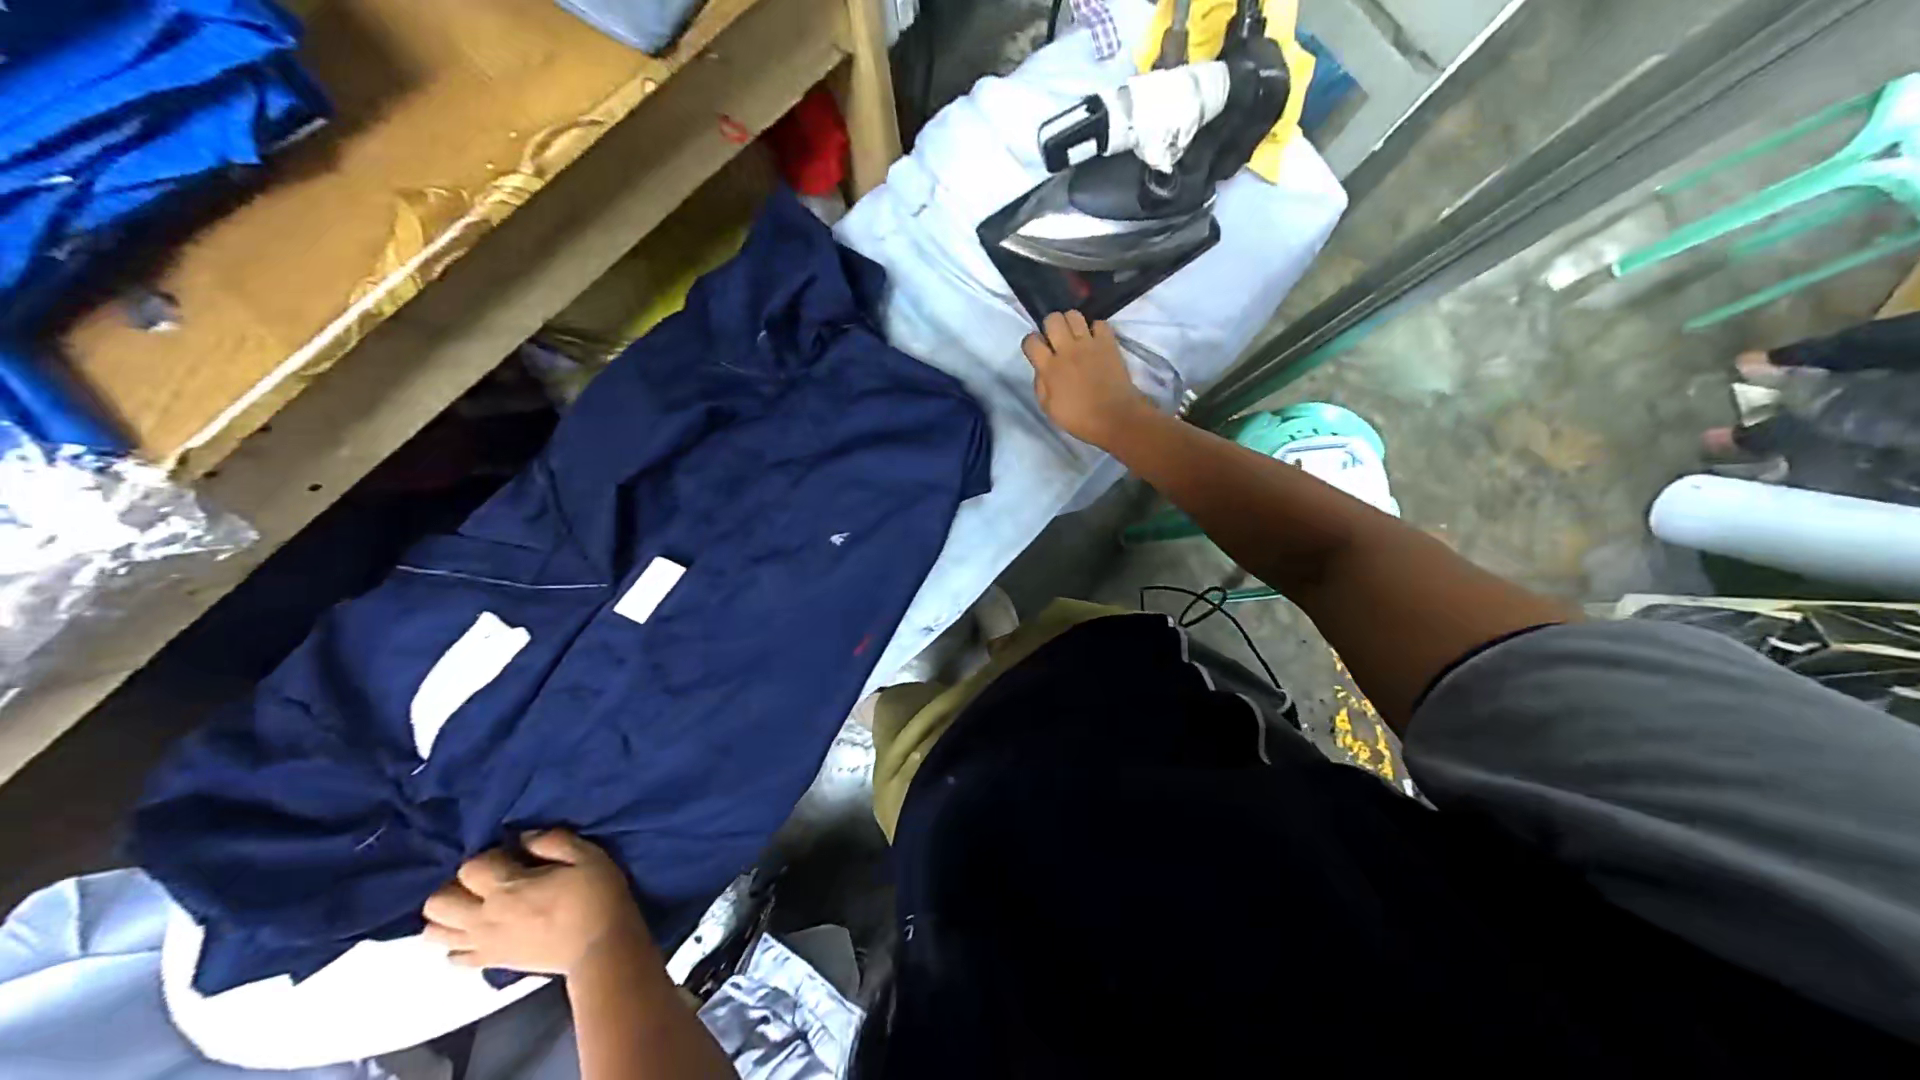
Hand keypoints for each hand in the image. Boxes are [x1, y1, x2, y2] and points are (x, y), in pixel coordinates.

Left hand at [422, 829, 654, 976]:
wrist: (601, 948)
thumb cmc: (597, 897)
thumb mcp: (587, 856)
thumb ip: (553, 840)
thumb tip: (524, 838)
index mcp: (507, 890)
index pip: (470, 867)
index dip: (491, 855)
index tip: (516, 855)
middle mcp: (484, 919)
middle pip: (437, 902)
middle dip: (457, 886)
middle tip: (490, 880)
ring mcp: (483, 945)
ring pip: (435, 933)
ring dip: (451, 915)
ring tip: (481, 905)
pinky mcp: (489, 962)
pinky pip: (453, 957)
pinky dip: (460, 943)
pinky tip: (484, 931)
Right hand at [1021, 311, 1156, 448]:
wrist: (1115, 418)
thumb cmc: (1079, 418)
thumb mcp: (1049, 408)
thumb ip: (1040, 384)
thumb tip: (1041, 369)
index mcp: (1049, 368)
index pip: (1031, 341)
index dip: (1031, 343)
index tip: (1037, 352)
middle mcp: (1067, 350)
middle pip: (1052, 319)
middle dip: (1050, 326)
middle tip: (1056, 340)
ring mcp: (1089, 344)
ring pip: (1074, 315)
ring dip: (1071, 323)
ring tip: (1075, 337)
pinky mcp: (1108, 343)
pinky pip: (1099, 323)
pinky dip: (1095, 329)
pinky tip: (1095, 341)